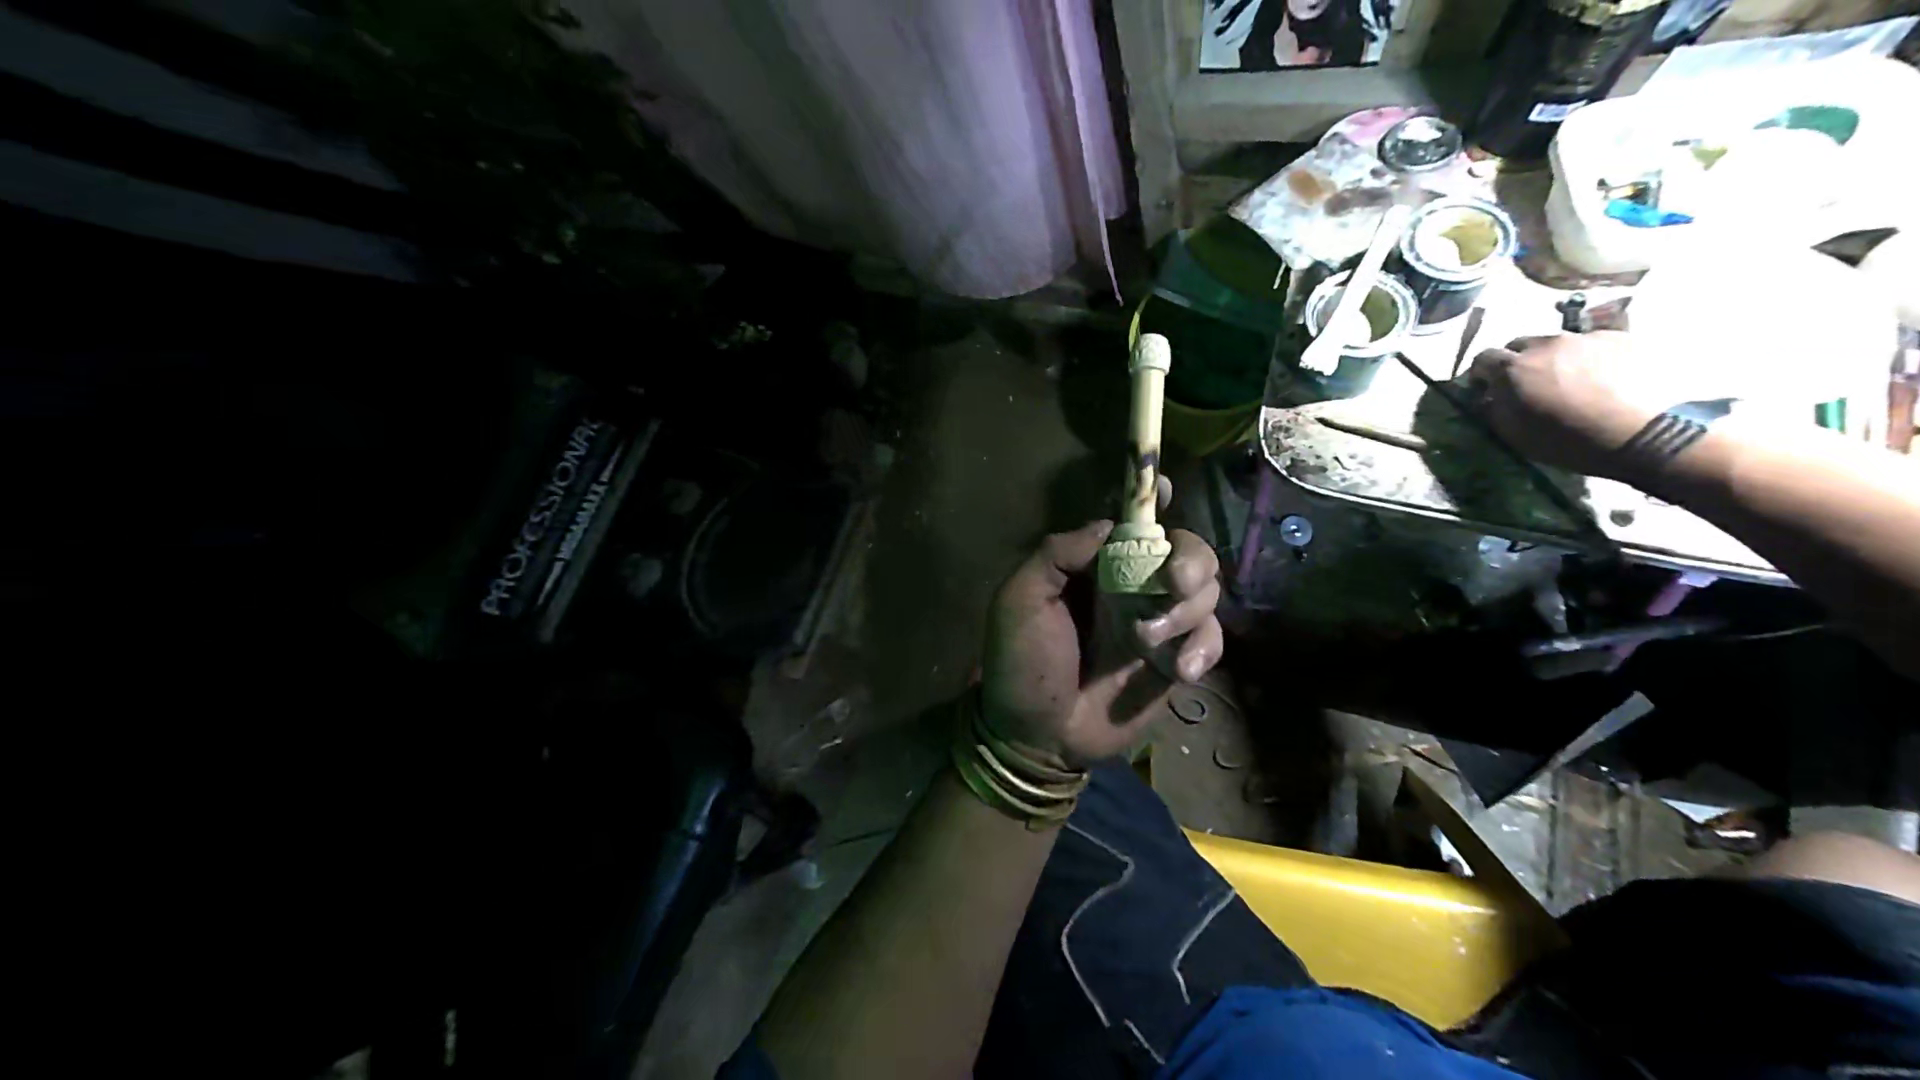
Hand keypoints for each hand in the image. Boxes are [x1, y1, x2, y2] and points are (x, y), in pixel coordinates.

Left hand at [979, 521, 1223, 766]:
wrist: (1037, 734)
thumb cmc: (1021, 662)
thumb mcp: (1020, 600)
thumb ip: (1057, 554)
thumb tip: (1108, 526)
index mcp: (1095, 568)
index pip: (1131, 525)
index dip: (1151, 503)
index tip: (1163, 490)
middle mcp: (1133, 588)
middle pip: (1186, 552)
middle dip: (1191, 560)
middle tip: (1173, 583)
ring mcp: (1158, 624)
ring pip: (1206, 592)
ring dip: (1187, 612)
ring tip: (1145, 641)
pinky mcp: (1175, 661)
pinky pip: (1212, 640)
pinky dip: (1204, 648)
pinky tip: (1178, 670)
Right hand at [1469, 331, 1661, 480]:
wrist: (1642, 434)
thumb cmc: (1567, 440)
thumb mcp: (1514, 433)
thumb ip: (1493, 408)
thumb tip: (1488, 395)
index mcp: (1514, 368)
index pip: (1484, 358)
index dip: (1482, 373)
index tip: (1487, 388)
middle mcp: (1546, 344)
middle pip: (1521, 344)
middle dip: (1518, 361)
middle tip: (1528, 383)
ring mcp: (1586, 338)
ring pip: (1558, 342)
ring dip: (1554, 358)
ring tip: (1569, 380)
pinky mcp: (1621, 338)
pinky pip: (1593, 343)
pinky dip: (1589, 357)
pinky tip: (1602, 377)